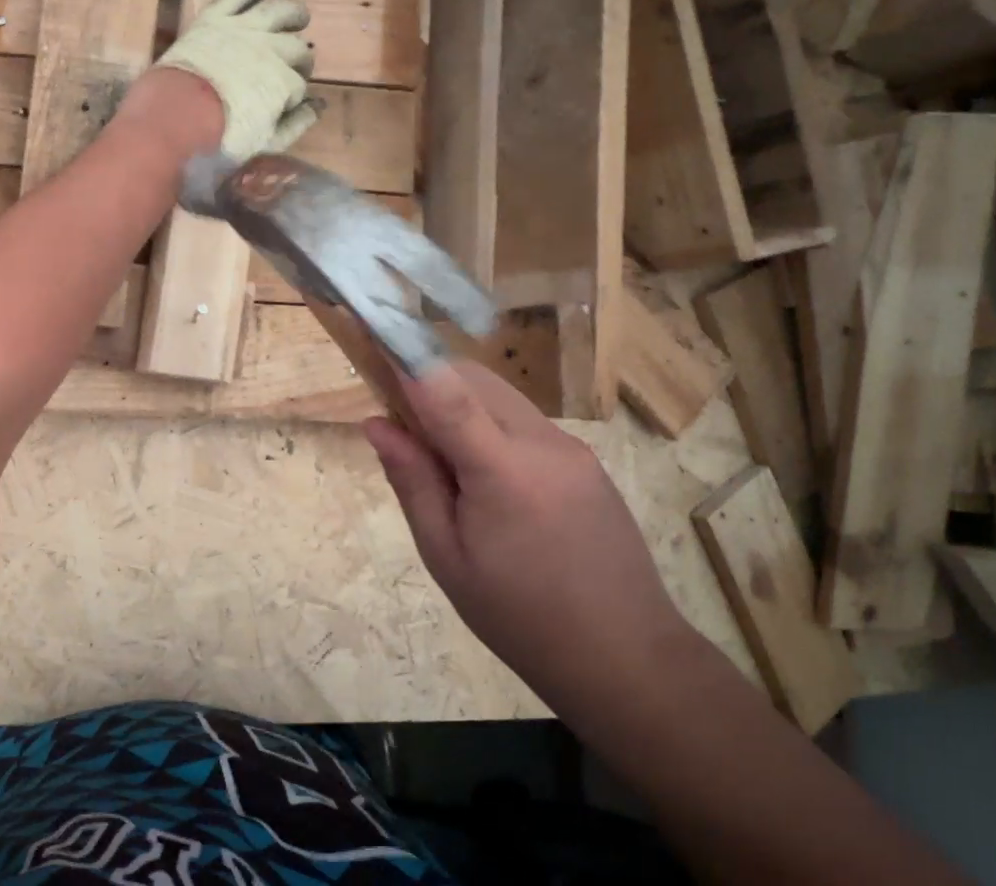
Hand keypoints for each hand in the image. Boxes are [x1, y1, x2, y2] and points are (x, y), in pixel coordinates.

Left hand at [154, 0, 317, 162]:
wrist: (174, 117)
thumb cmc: (218, 138)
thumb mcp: (263, 143)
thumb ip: (294, 125)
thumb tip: (317, 106)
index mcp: (284, 84)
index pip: (299, 84)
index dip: (294, 93)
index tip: (287, 101)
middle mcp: (273, 51)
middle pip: (296, 49)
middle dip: (299, 59)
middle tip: (294, 64)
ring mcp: (245, 30)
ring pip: (280, 13)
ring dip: (293, 15)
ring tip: (299, 17)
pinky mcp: (217, 17)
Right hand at [363, 363, 695, 707]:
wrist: (625, 656)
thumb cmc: (518, 615)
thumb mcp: (446, 555)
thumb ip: (412, 482)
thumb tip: (376, 424)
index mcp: (504, 471)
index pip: (447, 391)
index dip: (406, 360)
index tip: (371, 338)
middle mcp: (544, 444)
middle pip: (474, 379)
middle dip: (426, 380)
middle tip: (393, 421)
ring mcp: (572, 451)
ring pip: (500, 396)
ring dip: (456, 403)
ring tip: (434, 458)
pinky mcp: (585, 463)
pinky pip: (523, 422)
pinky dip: (486, 425)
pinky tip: (477, 476)